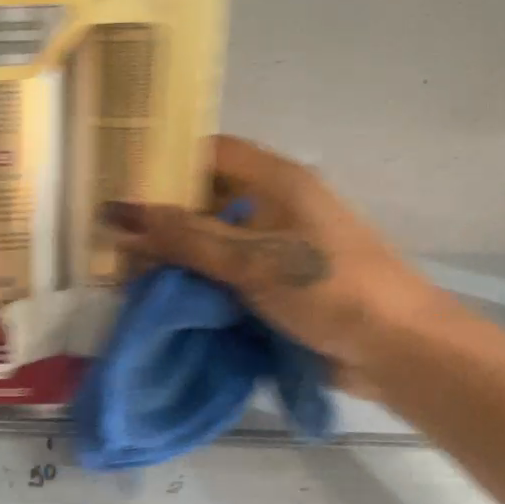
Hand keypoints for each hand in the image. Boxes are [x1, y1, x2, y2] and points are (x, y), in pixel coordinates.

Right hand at [104, 135, 453, 395]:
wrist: (395, 350)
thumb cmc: (329, 289)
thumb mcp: (253, 260)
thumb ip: (185, 238)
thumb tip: (119, 216)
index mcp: (277, 181)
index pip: (209, 153)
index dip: (165, 162)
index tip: (117, 184)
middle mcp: (274, 207)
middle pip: (205, 201)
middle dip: (160, 220)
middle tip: (108, 240)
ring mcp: (275, 250)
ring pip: (211, 243)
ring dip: (175, 259)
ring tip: (123, 274)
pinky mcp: (275, 288)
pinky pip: (223, 278)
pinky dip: (195, 287)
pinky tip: (160, 302)